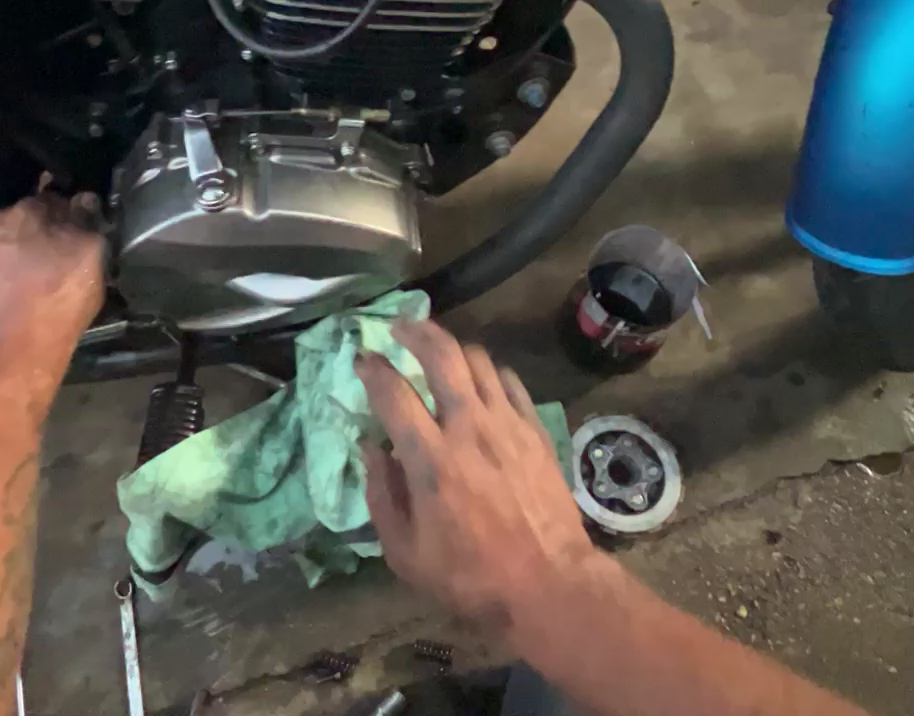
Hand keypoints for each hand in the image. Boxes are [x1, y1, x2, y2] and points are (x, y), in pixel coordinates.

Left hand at [0, 193, 105, 389]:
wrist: (15, 351)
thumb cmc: (62, 300)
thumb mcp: (93, 258)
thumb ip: (87, 221)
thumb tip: (83, 199)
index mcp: (31, 209)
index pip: (50, 199)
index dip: (63, 216)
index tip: (71, 232)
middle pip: (18, 218)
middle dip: (32, 231)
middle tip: (49, 256)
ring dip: (8, 250)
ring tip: (24, 277)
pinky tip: (2, 294)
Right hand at [356, 318, 602, 634]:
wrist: (551, 586)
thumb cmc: (471, 576)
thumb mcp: (405, 553)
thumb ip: (381, 495)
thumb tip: (371, 447)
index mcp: (430, 459)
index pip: (393, 392)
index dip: (372, 368)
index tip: (362, 358)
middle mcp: (467, 427)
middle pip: (441, 354)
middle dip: (415, 331)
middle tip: (399, 326)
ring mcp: (506, 424)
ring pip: (477, 359)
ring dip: (452, 347)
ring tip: (437, 350)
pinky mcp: (534, 429)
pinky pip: (508, 380)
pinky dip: (488, 371)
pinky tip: (479, 380)